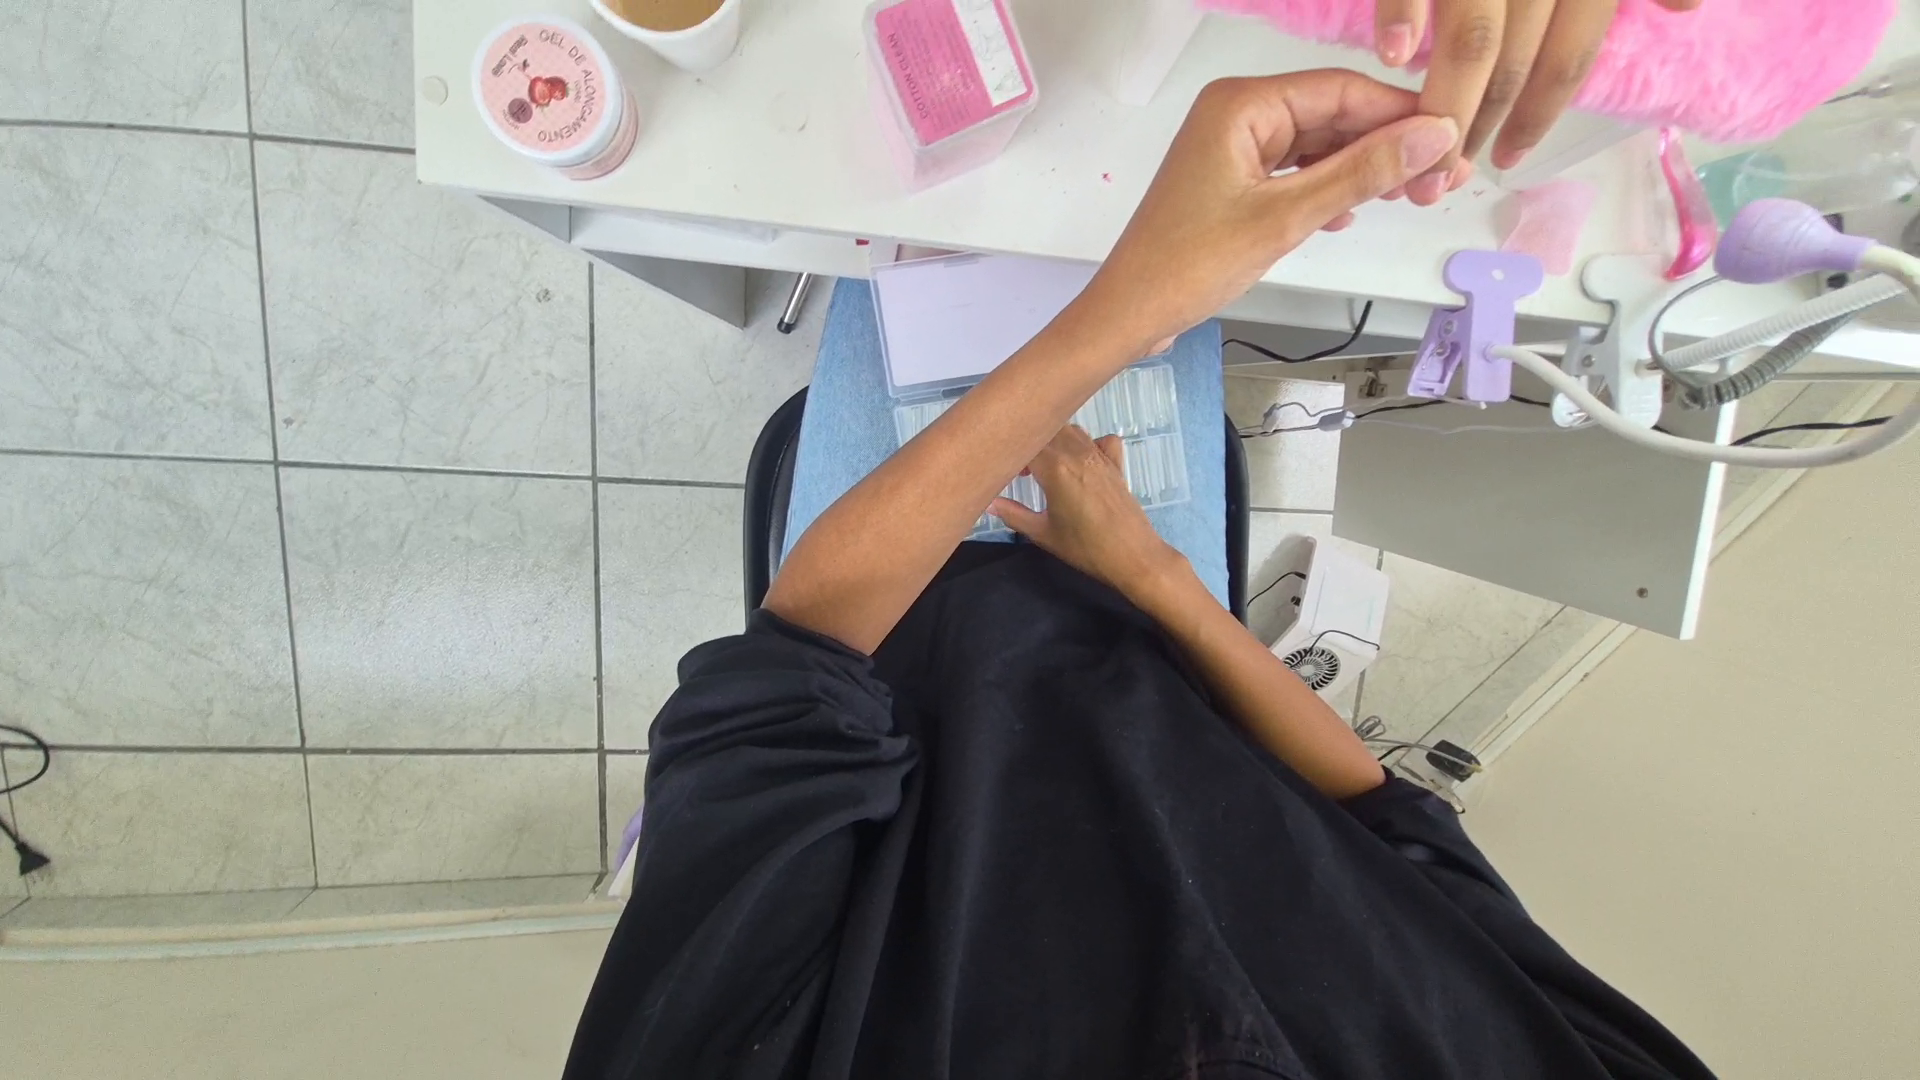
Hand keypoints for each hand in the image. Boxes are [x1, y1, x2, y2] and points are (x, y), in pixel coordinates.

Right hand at [989, 426, 1187, 599]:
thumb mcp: (1042, 533)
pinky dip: (1089, 443)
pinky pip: (1101, 440)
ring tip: (1046, 466)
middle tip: (1022, 471)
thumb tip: (989, 504)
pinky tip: (1082, 461)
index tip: (1005, 470)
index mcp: (1055, 468)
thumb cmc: (1085, 548)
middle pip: (1046, 430)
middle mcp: (1077, 453)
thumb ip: (1013, 514)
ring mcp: (1099, 455)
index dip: (1011, 453)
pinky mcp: (1116, 463)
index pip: (1025, 444)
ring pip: (1071, 430)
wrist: (1132, 555)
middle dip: (1030, 444)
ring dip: (1054, 441)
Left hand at [1081, 70, 1457, 355]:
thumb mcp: (1283, 219)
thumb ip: (1360, 173)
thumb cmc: (1189, 267)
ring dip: (1356, 173)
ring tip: (1405, 198)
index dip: (1402, 116)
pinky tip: (1345, 213)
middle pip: (1330, 117)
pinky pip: (1288, 175)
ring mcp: (1229, 152)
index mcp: (1240, 105)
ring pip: (1312, 149)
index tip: (1452, 144)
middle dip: (1383, 149)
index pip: (1342, 92)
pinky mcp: (1226, 185)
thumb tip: (1435, 134)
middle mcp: (1234, 116)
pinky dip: (1319, 191)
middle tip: (1437, 182)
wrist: (1128, 315)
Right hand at [1378, 0, 1702, 204]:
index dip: (1539, 115)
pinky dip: (1401, 15)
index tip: (1509, 159)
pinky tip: (1394, 53)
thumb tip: (1689, 9)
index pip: (1570, 58)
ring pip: (1471, 44)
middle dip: (1475, 130)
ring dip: (1440, 107)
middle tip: (1442, 178)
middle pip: (1512, 63)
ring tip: (1413, 147)